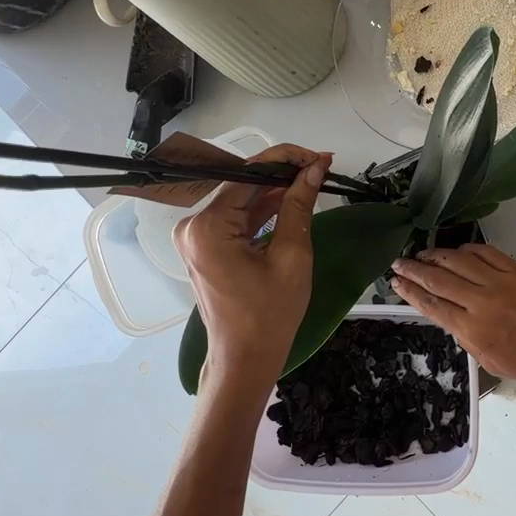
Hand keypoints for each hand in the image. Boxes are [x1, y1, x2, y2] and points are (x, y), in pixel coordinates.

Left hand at [175, 145, 329, 387]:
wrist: (245, 359)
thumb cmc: (269, 314)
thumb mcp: (292, 255)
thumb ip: (299, 206)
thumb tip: (314, 169)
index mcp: (207, 227)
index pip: (247, 174)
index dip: (285, 159)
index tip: (319, 156)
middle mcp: (193, 226)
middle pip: (242, 184)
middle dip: (283, 172)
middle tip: (322, 165)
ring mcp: (197, 237)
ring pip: (242, 199)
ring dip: (277, 189)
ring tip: (315, 177)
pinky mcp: (207, 247)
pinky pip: (238, 218)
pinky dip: (265, 209)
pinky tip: (294, 198)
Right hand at [389, 245, 515, 385]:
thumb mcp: (492, 361)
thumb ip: (468, 339)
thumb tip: (453, 319)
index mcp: (473, 329)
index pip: (432, 304)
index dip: (410, 291)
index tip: (396, 283)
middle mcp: (482, 301)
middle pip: (439, 278)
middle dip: (414, 269)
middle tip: (399, 263)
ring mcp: (500, 281)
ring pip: (459, 260)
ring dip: (436, 255)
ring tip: (423, 254)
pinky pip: (486, 253)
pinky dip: (468, 249)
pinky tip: (459, 250)